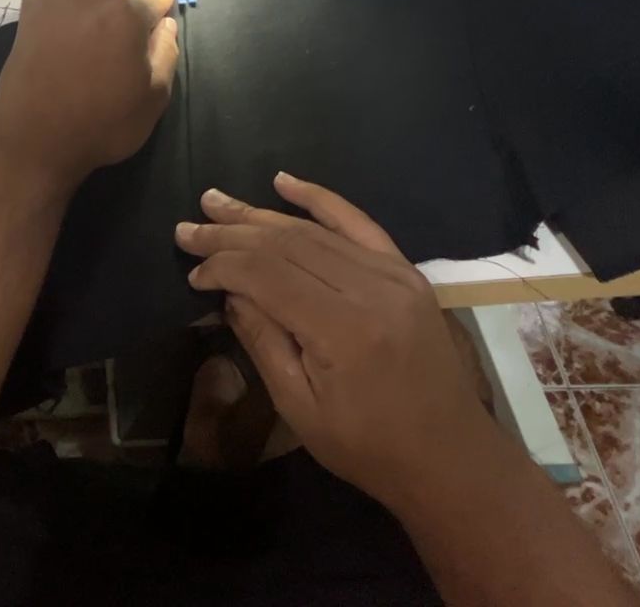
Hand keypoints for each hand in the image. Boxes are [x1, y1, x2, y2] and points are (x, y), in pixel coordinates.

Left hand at [0, 0, 178, 187]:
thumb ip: (166, 54)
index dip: (162, 4)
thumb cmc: (102, 124)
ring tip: (95, 6)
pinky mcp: (27, 16)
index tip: (161, 14)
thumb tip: (165, 25)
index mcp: (125, 13)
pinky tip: (65, 20)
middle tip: (130, 0)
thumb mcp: (153, 98)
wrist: (35, 139)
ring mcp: (53, 2)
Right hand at [176, 173, 493, 503]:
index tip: (192, 274)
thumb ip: (262, 341)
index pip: (268, 275)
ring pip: (313, 230)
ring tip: (214, 202)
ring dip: (259, 214)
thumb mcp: (299, 407)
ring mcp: (394, 274)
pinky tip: (284, 181)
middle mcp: (371, 290)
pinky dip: (319, 198)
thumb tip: (229, 291)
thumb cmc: (368, 446)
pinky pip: (358, 223)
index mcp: (344, 331)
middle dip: (230, 232)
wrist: (452, 458)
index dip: (223, 266)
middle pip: (287, 244)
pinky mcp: (406, 271)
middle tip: (187, 227)